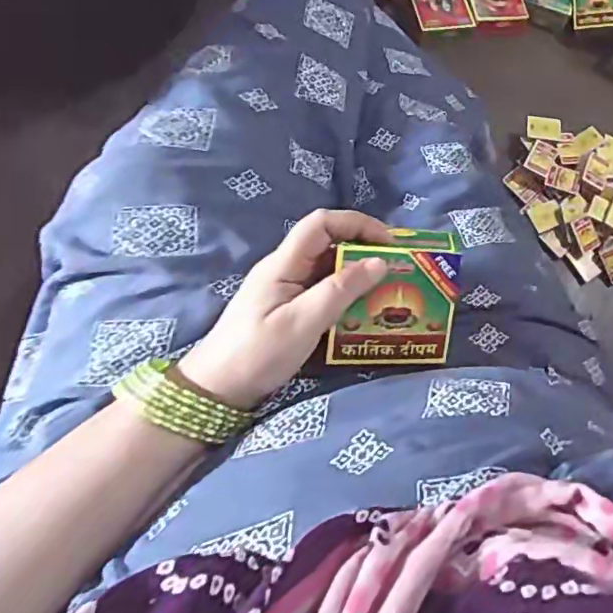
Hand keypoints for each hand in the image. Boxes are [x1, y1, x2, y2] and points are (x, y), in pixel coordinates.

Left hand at [177, 210, 393, 409]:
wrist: (216, 389)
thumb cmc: (257, 353)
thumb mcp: (303, 322)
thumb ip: (341, 289)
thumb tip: (380, 261)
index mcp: (283, 263)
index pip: (322, 223)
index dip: (357, 224)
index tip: (389, 242)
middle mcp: (285, 268)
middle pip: (328, 241)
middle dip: (364, 247)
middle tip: (396, 266)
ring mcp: (285, 287)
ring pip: (328, 266)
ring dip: (358, 271)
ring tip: (387, 287)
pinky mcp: (288, 307)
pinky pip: (323, 288)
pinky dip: (347, 291)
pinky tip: (363, 308)